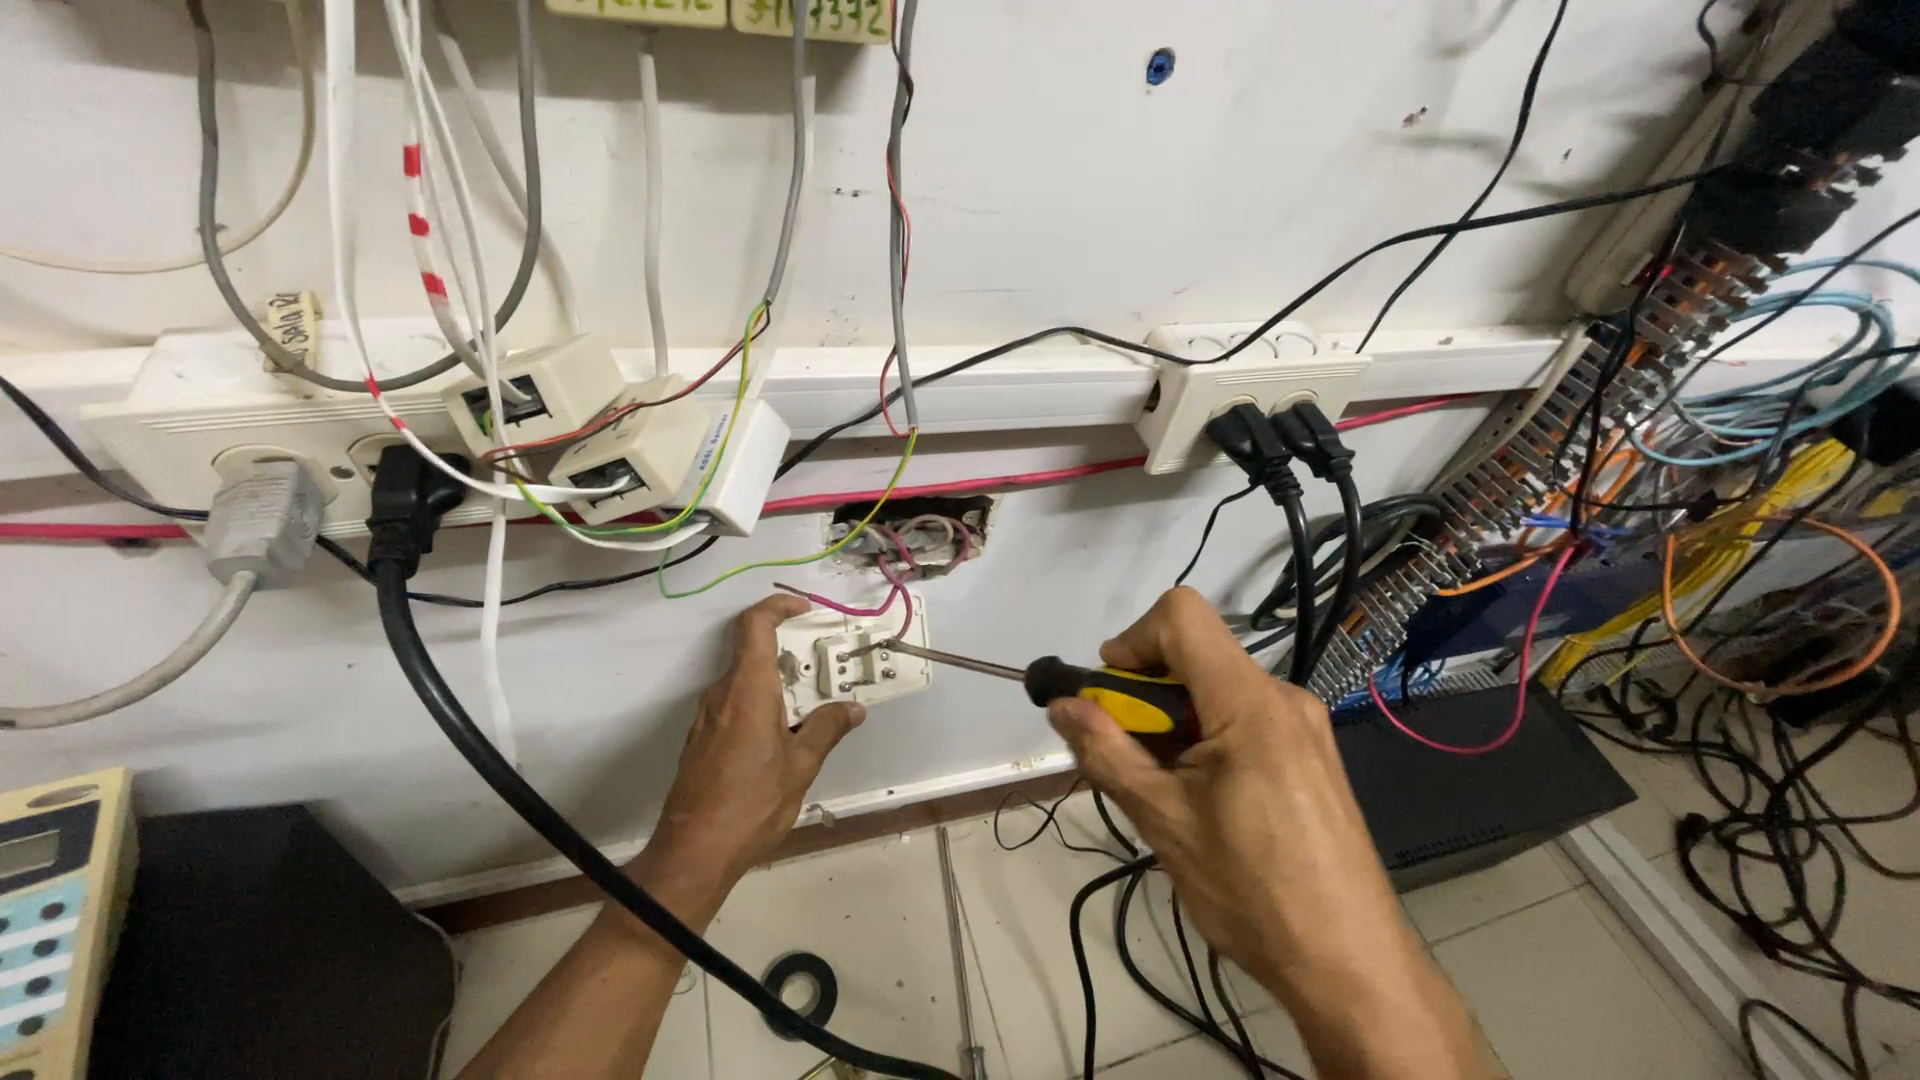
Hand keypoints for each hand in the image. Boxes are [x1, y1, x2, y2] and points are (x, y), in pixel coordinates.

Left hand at [638, 595, 864, 915]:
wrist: (693, 852)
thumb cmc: (751, 803)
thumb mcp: (800, 766)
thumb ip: (826, 729)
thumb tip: (852, 708)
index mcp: (747, 690)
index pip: (755, 625)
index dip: (778, 605)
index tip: (805, 609)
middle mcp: (722, 694)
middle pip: (752, 651)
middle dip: (790, 651)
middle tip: (826, 666)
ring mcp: (707, 717)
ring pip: (745, 681)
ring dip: (778, 682)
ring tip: (813, 704)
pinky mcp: (703, 739)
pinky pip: (735, 704)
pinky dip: (762, 704)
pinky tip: (785, 735)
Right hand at [1048, 589, 1477, 1077]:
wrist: (1351, 965)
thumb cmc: (1252, 891)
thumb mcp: (1162, 820)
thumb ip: (1106, 752)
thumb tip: (1061, 706)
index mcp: (1250, 703)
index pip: (1182, 616)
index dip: (1133, 641)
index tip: (1110, 697)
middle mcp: (1283, 699)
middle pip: (1197, 654)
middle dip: (1146, 693)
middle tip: (1127, 757)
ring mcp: (1302, 727)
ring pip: (1216, 690)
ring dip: (1173, 722)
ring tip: (1163, 790)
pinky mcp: (1309, 756)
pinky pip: (1242, 719)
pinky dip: (1205, 739)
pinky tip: (1201, 800)